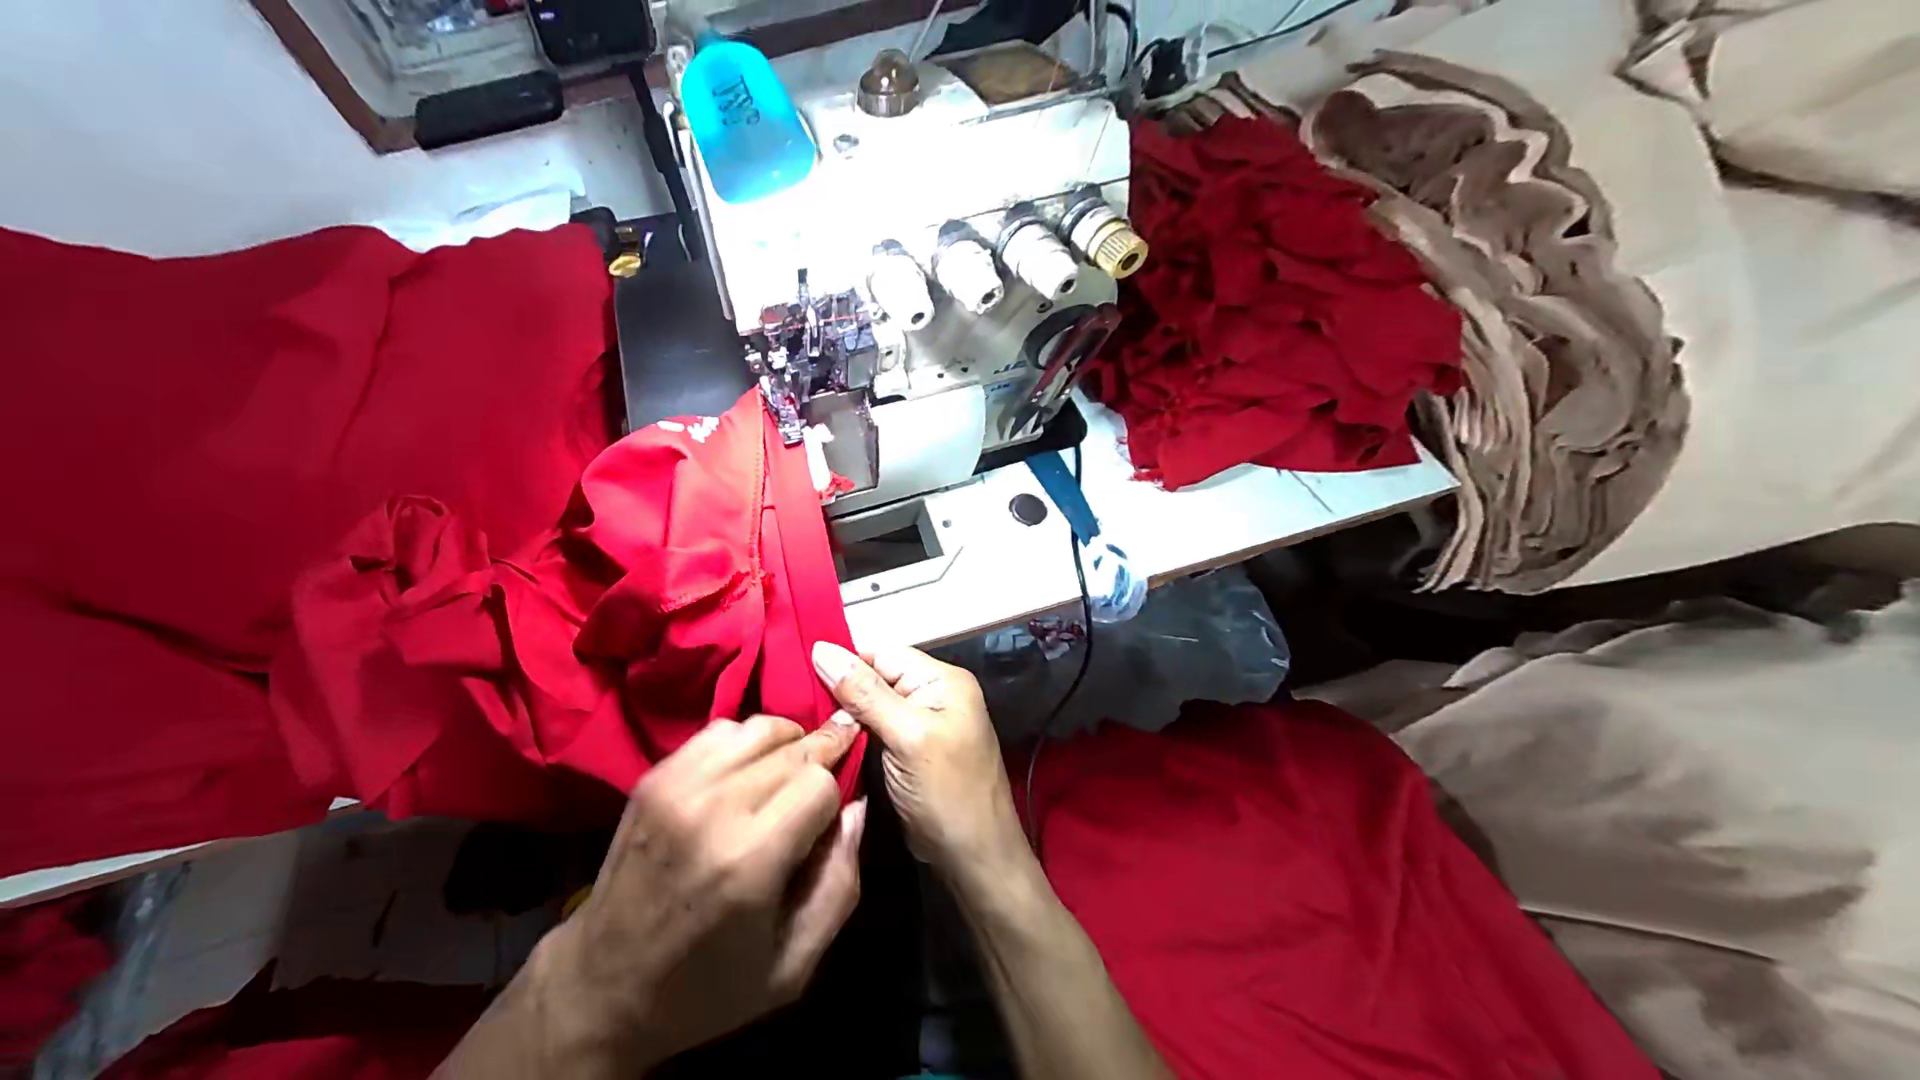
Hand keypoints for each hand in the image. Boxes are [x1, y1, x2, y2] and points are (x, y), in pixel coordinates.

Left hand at [539, 714, 865, 1070]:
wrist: (601, 985)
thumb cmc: (708, 986)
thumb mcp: (794, 965)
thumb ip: (840, 882)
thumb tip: (857, 807)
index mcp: (749, 859)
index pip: (820, 783)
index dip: (834, 799)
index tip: (829, 821)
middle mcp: (712, 809)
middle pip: (794, 748)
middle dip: (820, 761)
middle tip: (825, 783)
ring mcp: (677, 786)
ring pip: (760, 728)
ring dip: (787, 744)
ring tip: (789, 772)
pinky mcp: (654, 777)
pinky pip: (720, 731)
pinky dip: (747, 740)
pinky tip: (749, 770)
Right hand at [811, 641, 1024, 881]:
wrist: (974, 859)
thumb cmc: (947, 793)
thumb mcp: (906, 736)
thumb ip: (865, 693)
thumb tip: (822, 650)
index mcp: (942, 680)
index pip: (883, 654)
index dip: (845, 663)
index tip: (801, 676)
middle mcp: (933, 695)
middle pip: (875, 679)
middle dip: (840, 690)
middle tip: (797, 705)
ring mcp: (921, 725)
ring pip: (870, 707)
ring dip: (843, 715)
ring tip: (804, 723)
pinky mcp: (909, 752)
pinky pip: (874, 731)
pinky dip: (852, 735)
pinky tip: (825, 741)